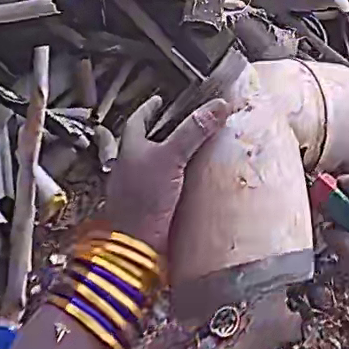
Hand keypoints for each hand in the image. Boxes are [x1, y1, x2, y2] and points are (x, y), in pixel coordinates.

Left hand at [103, 96, 230, 256]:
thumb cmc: (143, 199)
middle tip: (180, 124)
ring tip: (190, 151)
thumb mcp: (172, 157)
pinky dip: (175, 182)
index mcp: (131, 148)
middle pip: (146, 141)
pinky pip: (163, 188)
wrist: (135, 247)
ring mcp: (138, 189)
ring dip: (170, 157)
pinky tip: (189, 184)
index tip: (159, 101)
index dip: (149, 108)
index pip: (138, 120)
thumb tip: (217, 106)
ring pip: (154, 165)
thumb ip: (194, 130)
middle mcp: (131, 166)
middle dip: (162, 132)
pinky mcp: (149, 208)